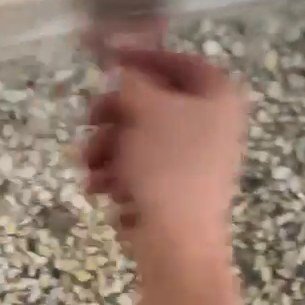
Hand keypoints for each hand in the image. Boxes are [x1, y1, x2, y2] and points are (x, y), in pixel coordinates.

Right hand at [82, 48, 248, 259]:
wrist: (178, 244)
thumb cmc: (168, 169)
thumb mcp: (147, 113)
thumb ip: (133, 84)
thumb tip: (124, 72)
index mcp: (217, 96)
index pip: (176, 63)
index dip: (140, 61)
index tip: (106, 65)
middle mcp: (210, 126)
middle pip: (152, 107)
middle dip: (114, 120)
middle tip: (88, 124)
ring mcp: (192, 163)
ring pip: (139, 144)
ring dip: (107, 154)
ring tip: (91, 173)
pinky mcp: (173, 194)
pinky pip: (140, 175)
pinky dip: (117, 180)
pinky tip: (102, 192)